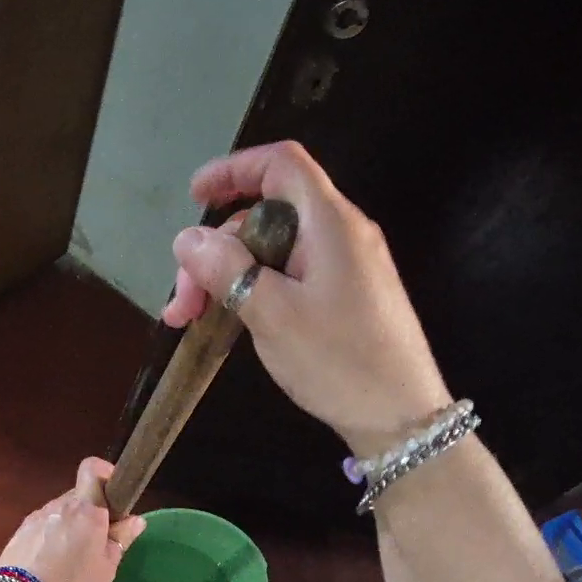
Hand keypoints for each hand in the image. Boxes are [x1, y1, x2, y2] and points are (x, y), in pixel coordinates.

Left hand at [0, 458, 146, 581]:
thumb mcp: (105, 569)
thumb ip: (120, 540)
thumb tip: (135, 519)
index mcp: (86, 509)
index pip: (92, 468)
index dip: (104, 472)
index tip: (114, 495)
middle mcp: (60, 505)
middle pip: (79, 497)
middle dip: (90, 513)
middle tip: (97, 543)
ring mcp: (37, 516)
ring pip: (60, 512)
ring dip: (69, 526)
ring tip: (70, 559)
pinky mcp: (20, 531)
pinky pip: (43, 526)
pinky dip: (51, 537)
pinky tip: (49, 562)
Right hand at [164, 141, 453, 458]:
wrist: (400, 416)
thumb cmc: (338, 361)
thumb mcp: (272, 314)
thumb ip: (228, 270)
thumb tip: (187, 237)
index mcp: (329, 224)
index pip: (280, 165)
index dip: (234, 169)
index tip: (193, 196)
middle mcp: (339, 234)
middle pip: (264, 215)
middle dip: (215, 249)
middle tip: (181, 303)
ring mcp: (343, 266)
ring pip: (271, 250)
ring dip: (226, 276)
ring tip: (192, 320)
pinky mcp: (342, 295)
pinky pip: (287, 274)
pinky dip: (251, 289)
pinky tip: (228, 320)